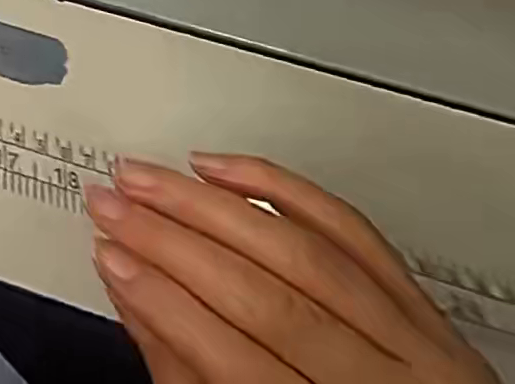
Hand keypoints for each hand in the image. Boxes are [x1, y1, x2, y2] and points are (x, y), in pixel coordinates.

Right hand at [86, 154, 496, 383]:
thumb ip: (176, 360)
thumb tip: (119, 276)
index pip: (238, 357)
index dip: (159, 299)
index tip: (104, 252)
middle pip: (268, 299)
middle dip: (166, 240)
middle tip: (106, 202)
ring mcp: (423, 348)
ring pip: (301, 253)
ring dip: (199, 203)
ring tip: (136, 175)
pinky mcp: (422, 306)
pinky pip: (351, 231)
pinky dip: (275, 186)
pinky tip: (211, 166)